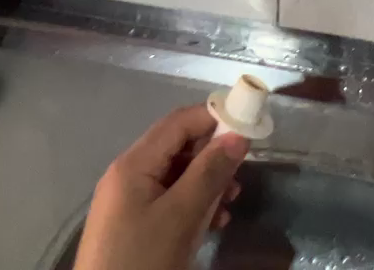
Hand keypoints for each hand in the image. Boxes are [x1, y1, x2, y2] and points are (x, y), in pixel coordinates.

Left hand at [73, 105, 246, 269]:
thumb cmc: (142, 261)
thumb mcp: (180, 217)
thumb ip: (209, 173)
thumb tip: (238, 135)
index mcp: (133, 162)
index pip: (178, 121)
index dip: (212, 117)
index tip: (246, 127)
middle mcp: (128, 173)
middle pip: (177, 147)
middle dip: (212, 154)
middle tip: (241, 171)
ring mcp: (128, 201)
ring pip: (176, 176)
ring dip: (206, 182)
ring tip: (232, 200)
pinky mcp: (132, 226)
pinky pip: (168, 200)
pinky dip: (193, 204)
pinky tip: (215, 222)